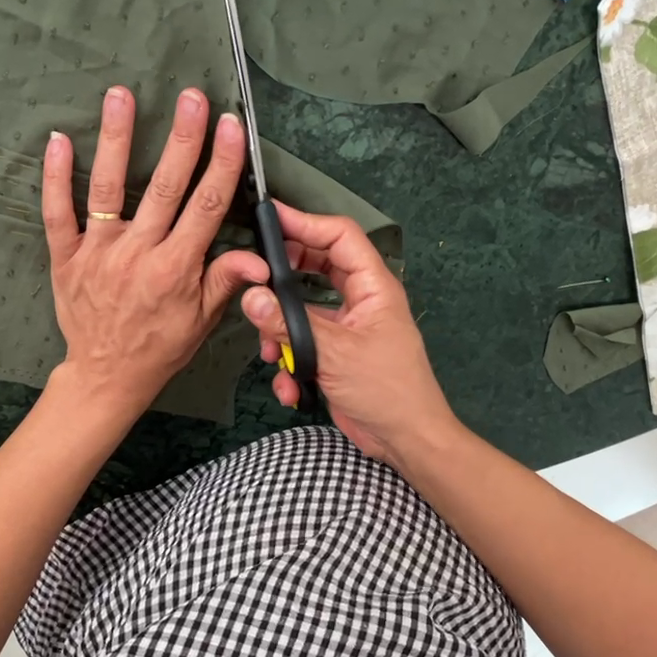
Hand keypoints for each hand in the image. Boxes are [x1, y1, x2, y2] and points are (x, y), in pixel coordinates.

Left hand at [41, 86, 268, 414]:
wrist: (106, 375)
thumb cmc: (158, 347)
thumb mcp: (201, 321)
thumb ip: (225, 281)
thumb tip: (260, 256)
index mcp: (175, 270)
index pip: (206, 207)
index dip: (222, 164)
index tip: (231, 126)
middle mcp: (138, 255)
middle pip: (165, 187)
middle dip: (182, 139)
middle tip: (192, 96)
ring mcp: (98, 254)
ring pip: (109, 189)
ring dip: (117, 140)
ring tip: (121, 95)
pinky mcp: (66, 257)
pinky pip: (57, 212)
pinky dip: (56, 178)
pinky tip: (60, 141)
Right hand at [241, 203, 459, 465]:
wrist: (405, 440)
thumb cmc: (386, 390)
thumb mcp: (334, 352)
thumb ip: (290, 324)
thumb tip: (251, 298)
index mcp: (373, 286)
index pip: (340, 236)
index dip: (305, 222)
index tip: (271, 217)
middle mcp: (360, 301)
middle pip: (317, 267)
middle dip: (285, 280)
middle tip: (257, 281)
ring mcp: (346, 329)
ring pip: (302, 312)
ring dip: (281, 336)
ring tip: (272, 356)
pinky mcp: (335, 356)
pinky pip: (304, 347)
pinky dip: (291, 365)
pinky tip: (290, 389)